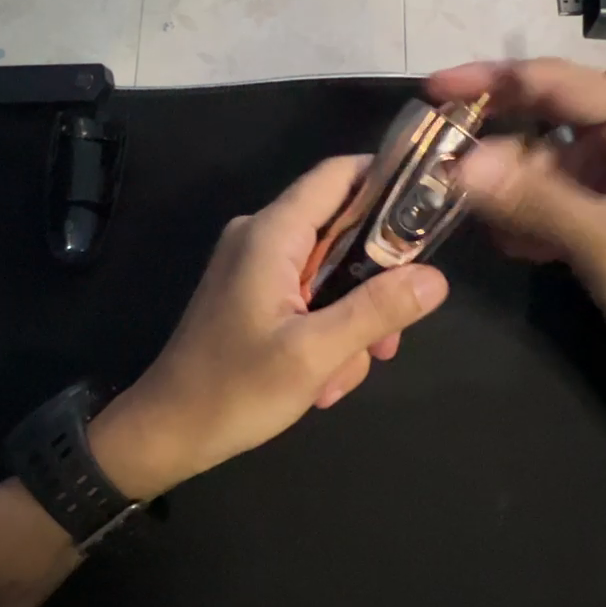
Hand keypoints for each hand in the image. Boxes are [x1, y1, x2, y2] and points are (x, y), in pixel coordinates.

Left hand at [90, 156, 449, 498]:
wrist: (169, 431)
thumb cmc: (235, 390)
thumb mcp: (315, 353)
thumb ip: (376, 310)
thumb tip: (436, 278)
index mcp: (270, 234)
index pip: (338, 175)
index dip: (387, 182)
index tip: (430, 215)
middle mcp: (260, 238)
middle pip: (342, 232)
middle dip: (374, 284)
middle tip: (387, 341)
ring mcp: (253, 268)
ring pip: (330, 274)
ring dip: (349, 324)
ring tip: (339, 377)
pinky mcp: (251, 296)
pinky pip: (307, 298)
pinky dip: (323, 333)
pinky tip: (321, 380)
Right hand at [425, 59, 605, 386]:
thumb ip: (534, 201)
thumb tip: (459, 165)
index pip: (556, 82)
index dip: (490, 80)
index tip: (431, 88)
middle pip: (539, 117)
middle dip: (488, 135)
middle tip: (431, 148)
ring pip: (534, 164)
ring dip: (501, 188)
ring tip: (461, 208)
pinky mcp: (595, 213)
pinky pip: (540, 201)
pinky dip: (519, 219)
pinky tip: (513, 246)